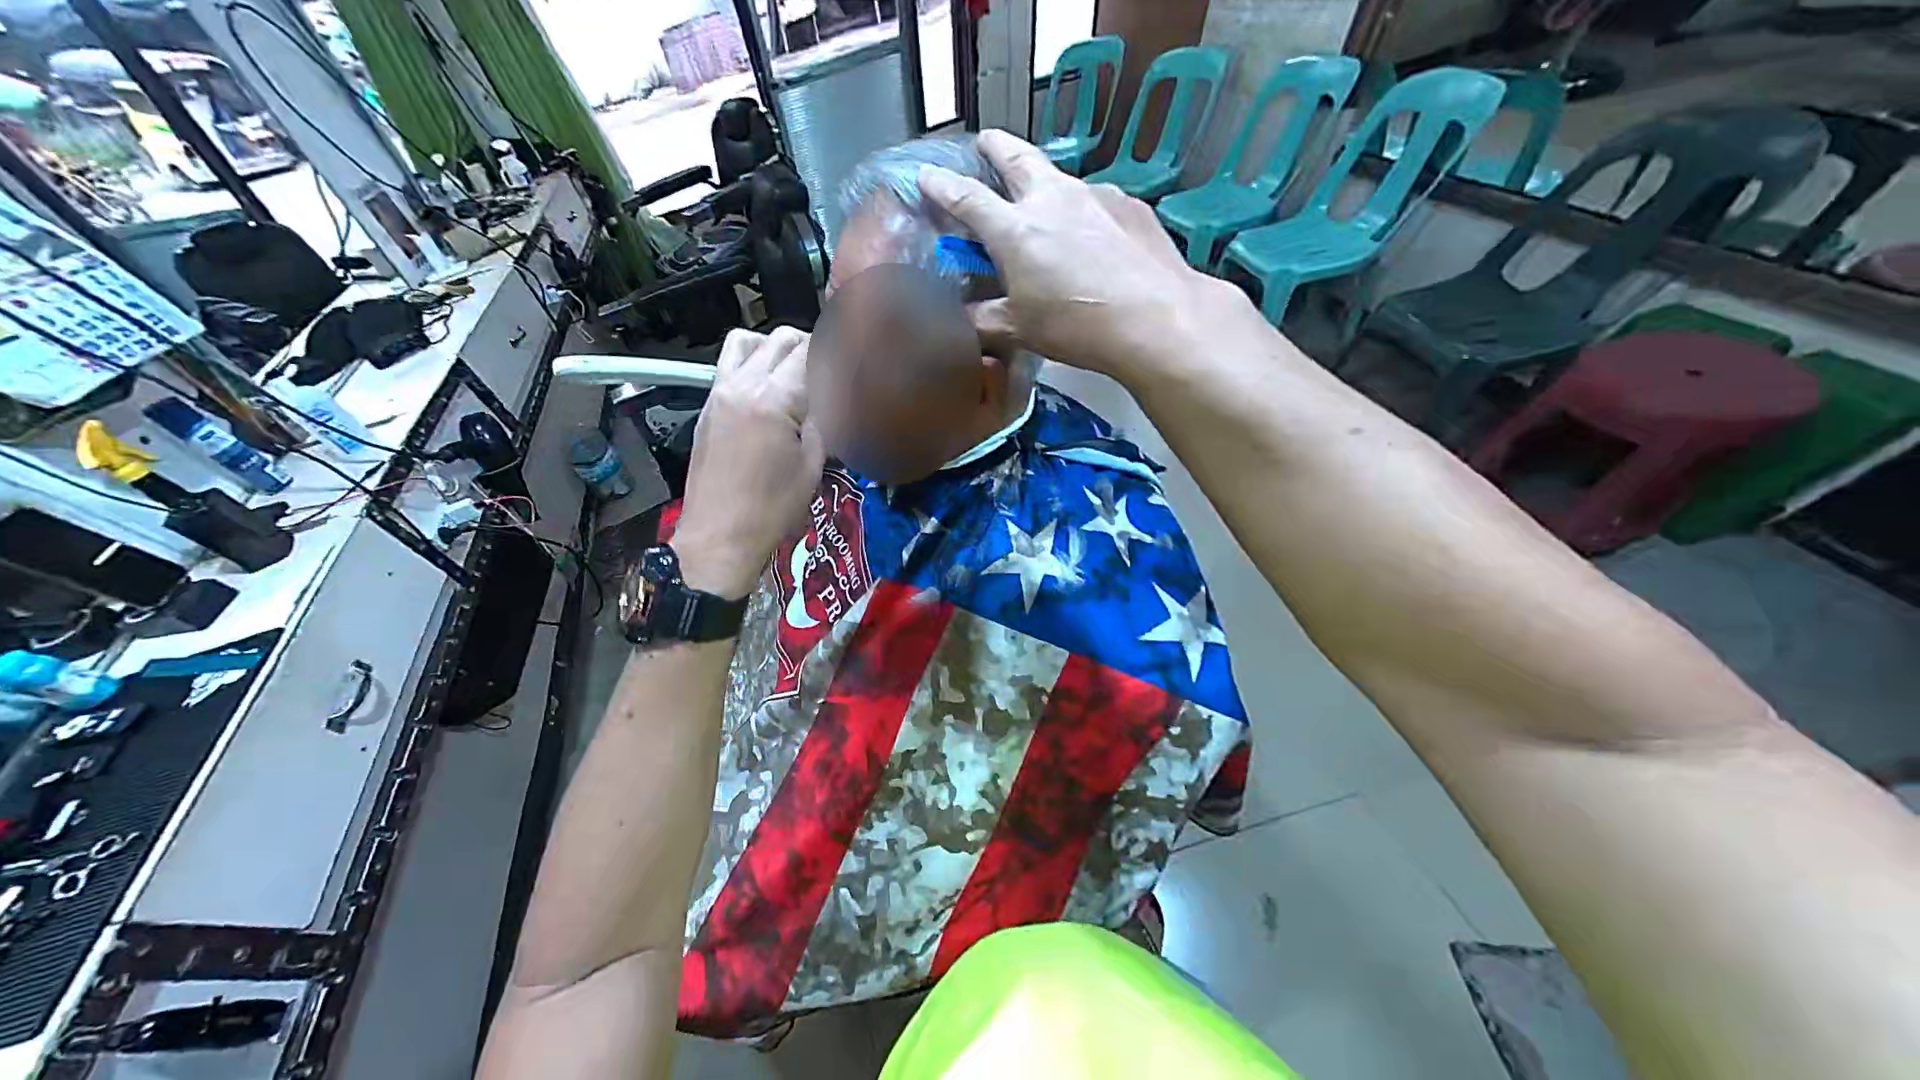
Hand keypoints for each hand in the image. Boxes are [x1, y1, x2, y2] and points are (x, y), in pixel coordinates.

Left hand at [673, 327, 823, 598]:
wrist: (720, 536)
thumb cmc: (772, 508)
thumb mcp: (812, 465)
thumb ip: (821, 422)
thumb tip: (829, 399)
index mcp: (774, 399)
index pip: (808, 352)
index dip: (833, 355)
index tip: (847, 368)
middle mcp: (743, 384)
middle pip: (779, 338)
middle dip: (806, 347)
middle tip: (824, 374)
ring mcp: (719, 392)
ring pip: (746, 341)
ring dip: (772, 348)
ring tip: (789, 374)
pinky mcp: (707, 406)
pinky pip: (729, 364)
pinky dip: (750, 363)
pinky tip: (765, 392)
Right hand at [918, 129, 1245, 378]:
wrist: (1156, 318)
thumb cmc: (1078, 326)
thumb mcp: (1020, 330)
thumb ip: (984, 320)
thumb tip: (965, 321)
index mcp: (1014, 229)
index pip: (966, 198)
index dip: (941, 186)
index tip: (928, 175)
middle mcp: (1052, 199)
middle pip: (1015, 156)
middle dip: (994, 146)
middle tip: (986, 143)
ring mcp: (1094, 196)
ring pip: (1058, 177)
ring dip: (1043, 181)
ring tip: (1043, 199)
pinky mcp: (1129, 206)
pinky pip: (1096, 201)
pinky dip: (1083, 211)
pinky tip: (1092, 236)